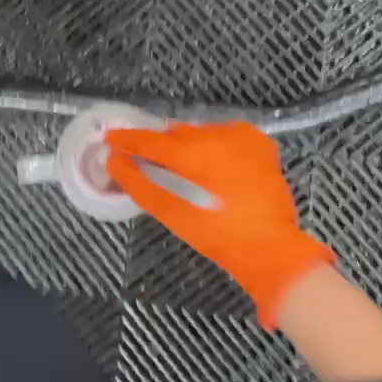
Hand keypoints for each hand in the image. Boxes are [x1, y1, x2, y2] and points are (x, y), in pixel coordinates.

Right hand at [105, 121, 334, 327]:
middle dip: (159, 146)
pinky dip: (211, 146)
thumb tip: (115, 163)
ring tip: (178, 169)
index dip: (128, 140)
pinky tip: (208, 165)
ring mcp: (242, 137)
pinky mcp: (258, 144)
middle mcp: (219, 135)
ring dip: (185, 146)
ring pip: (200, 133)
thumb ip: (139, 184)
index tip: (110, 140)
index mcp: (195, 152)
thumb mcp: (172, 213)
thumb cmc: (218, 235)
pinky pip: (224, 136)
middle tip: (144, 161)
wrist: (271, 249)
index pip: (152, 140)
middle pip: (176, 134)